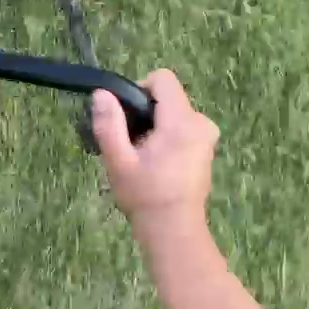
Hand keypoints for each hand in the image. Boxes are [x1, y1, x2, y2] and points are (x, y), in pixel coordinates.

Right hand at [90, 70, 218, 228]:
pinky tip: (155, 162)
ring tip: (140, 155)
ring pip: (172, 113)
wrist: (173, 228)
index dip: (138, 90)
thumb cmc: (144, 195)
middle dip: (144, 113)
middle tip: (129, 143)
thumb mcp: (118, 160)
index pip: (162, 79)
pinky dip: (165, 136)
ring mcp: (207, 136)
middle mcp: (201, 122)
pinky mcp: (205, 147)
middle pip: (166, 97)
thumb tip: (102, 92)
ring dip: (153, 126)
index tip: (126, 117)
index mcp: (182, 122)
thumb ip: (109, 124)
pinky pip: (181, 126)